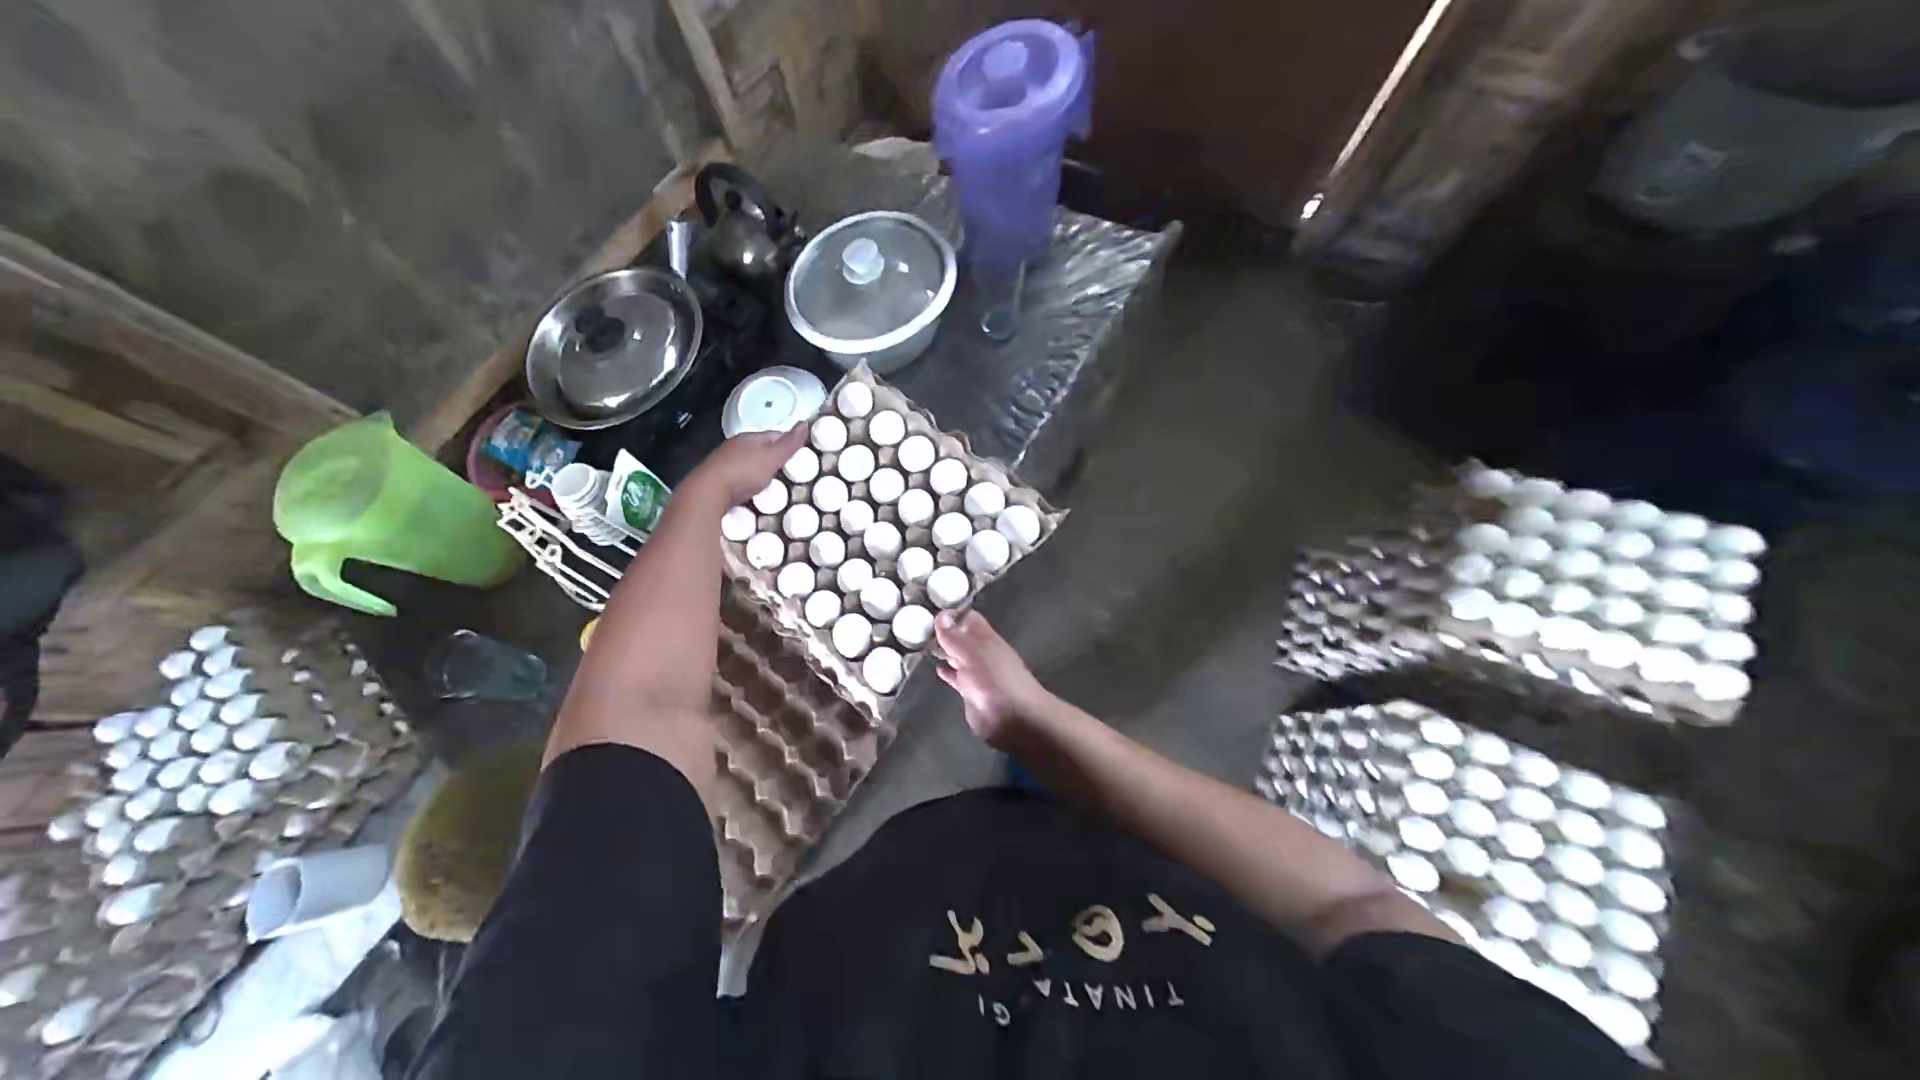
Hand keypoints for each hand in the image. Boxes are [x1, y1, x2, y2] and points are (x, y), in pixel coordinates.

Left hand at [684, 425, 807, 506]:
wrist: (707, 493)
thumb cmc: (743, 472)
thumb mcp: (772, 457)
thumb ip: (789, 443)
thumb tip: (805, 422)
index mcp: (749, 438)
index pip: (775, 435)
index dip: (790, 443)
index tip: (803, 455)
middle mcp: (735, 447)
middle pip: (762, 450)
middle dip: (776, 459)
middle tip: (794, 474)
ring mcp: (725, 463)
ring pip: (750, 465)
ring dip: (762, 472)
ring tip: (778, 486)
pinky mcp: (718, 481)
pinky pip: (741, 480)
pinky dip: (750, 484)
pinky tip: (756, 494)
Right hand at [934, 610, 1049, 747]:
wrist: (1013, 717)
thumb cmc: (994, 679)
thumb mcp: (972, 653)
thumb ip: (955, 636)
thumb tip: (941, 615)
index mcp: (985, 638)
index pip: (967, 619)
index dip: (951, 614)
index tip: (928, 611)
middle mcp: (981, 652)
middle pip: (961, 637)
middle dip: (943, 633)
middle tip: (918, 628)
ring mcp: (976, 672)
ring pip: (956, 656)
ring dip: (943, 651)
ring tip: (921, 645)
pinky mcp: (970, 691)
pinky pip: (956, 677)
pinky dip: (946, 672)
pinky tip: (936, 668)